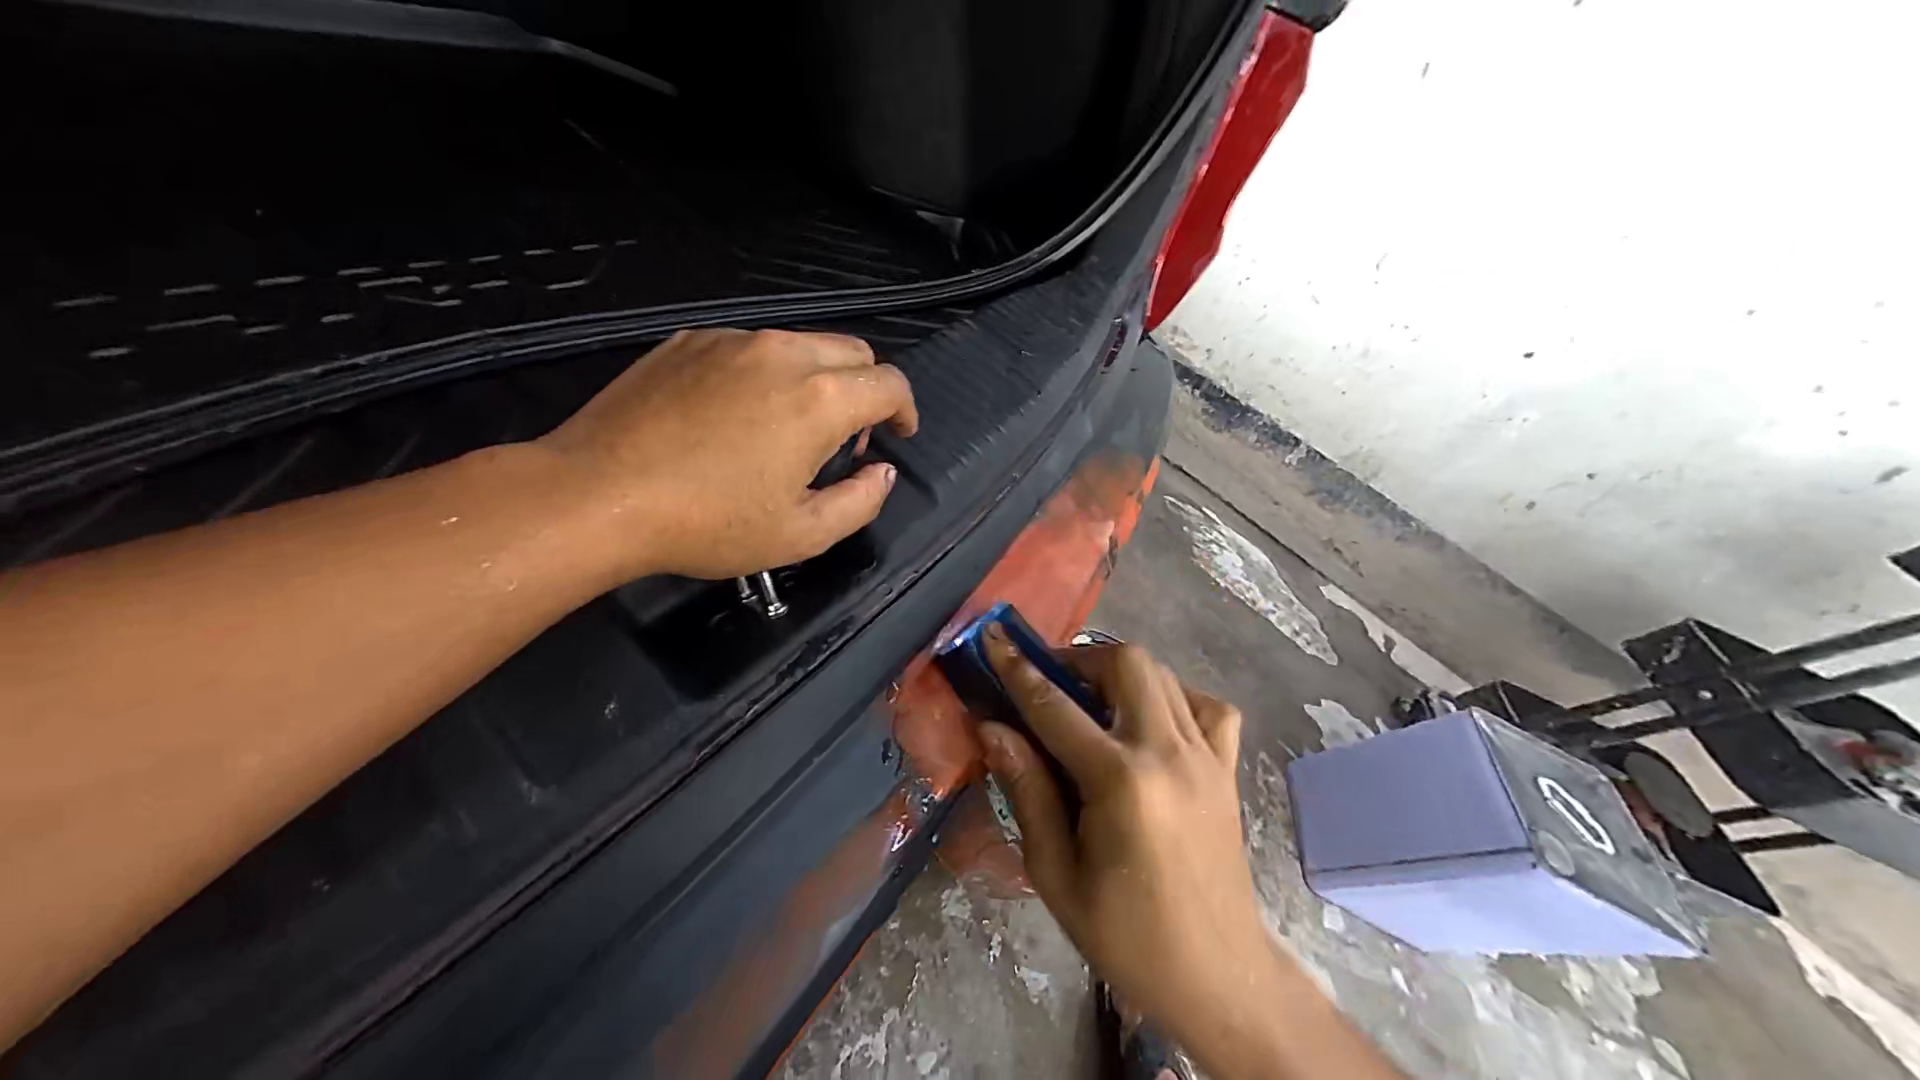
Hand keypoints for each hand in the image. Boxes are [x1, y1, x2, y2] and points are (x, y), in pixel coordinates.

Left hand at [536, 329, 916, 580]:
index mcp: (820, 398)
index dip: (905, 409)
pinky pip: (750, 347)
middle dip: (867, 388)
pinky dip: (767, 373)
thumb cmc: (708, 523)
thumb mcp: (802, 535)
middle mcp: (783, 353)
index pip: (890, 383)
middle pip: (854, 351)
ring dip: (818, 379)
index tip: (897, 434)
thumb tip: (881, 473)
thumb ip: (861, 502)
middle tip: (846, 437)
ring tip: (790, 428)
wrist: (596, 494)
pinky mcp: (688, 341)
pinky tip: (738, 415)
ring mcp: (732, 341)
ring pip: (801, 345)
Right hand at [977, 633, 1275, 1061]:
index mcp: (1121, 782)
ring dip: (1120, 672)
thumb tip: (993, 728)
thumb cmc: (1126, 935)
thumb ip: (1027, 790)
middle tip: (1050, 682)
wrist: (1217, 976)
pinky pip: (1206, 705)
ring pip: (1164, 674)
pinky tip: (1151, 720)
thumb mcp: (1056, 874)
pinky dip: (1173, 695)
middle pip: (1126, 663)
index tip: (994, 638)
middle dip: (1079, 659)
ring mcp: (1207, 756)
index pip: (1056, 707)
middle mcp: (1169, 753)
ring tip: (1091, 700)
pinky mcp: (1227, 768)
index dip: (1018, 669)